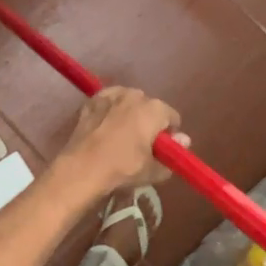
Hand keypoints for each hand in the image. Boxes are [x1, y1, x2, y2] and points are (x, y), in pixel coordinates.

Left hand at [50, 87, 183, 198]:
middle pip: (150, 107)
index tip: (162, 149)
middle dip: (149, 121)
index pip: (172, 117)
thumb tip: (183, 140)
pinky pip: (109, 102)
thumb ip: (173, 154)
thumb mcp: (153, 170)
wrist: (82, 167)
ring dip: (130, 113)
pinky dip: (110, 110)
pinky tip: (106, 126)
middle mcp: (135, 95)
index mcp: (154, 109)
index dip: (170, 133)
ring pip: (128, 102)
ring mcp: (111, 95)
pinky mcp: (92, 100)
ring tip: (122, 135)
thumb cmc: (123, 168)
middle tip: (142, 144)